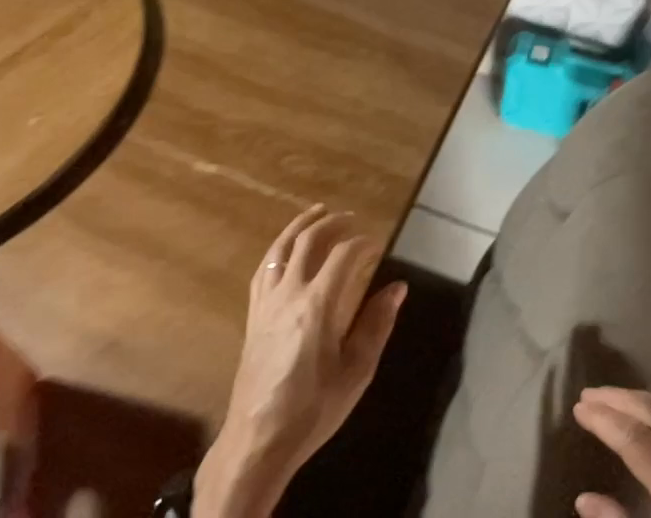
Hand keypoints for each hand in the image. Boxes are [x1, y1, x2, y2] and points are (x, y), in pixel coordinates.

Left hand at [193, 204, 406, 517]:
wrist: (259, 438)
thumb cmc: (314, 409)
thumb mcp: (357, 372)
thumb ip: (377, 324)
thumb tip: (397, 287)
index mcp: (318, 305)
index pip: (343, 255)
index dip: (362, 243)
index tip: (378, 244)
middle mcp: (289, 293)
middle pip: (309, 241)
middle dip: (333, 224)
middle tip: (352, 218)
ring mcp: (266, 302)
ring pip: (282, 248)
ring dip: (302, 225)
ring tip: (318, 212)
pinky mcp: (253, 314)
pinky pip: (265, 268)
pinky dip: (279, 248)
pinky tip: (285, 248)